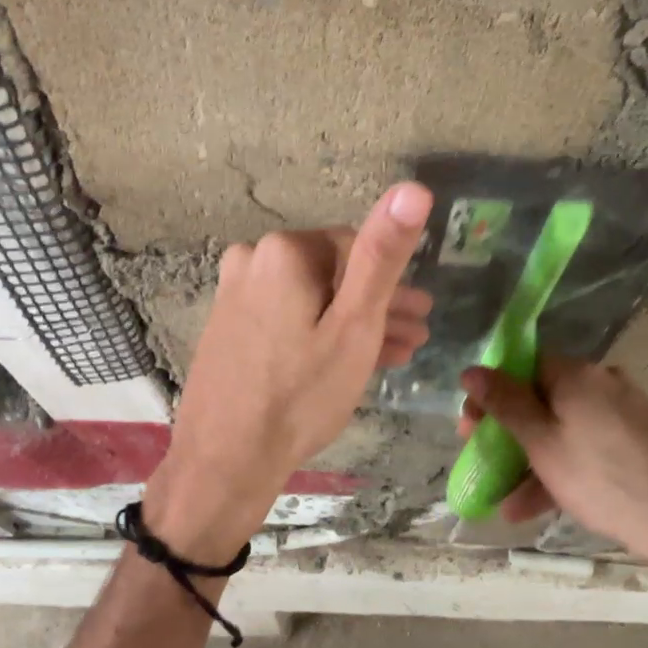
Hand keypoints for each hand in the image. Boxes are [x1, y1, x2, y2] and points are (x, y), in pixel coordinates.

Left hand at [145, 183, 433, 560]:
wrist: (226, 460)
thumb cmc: (302, 393)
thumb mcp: (355, 325)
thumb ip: (382, 255)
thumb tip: (414, 187)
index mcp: (283, 251)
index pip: (355, 247)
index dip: (392, 283)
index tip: (421, 315)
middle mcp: (252, 260)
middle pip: (333, 275)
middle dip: (377, 305)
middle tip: (417, 336)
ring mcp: (234, 295)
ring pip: (311, 300)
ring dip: (353, 323)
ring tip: (395, 355)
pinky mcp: (228, 328)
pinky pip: (287, 320)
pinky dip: (320, 335)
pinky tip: (346, 363)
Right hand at [461, 357, 647, 593]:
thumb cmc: (603, 479)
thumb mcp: (543, 444)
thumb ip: (505, 405)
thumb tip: (472, 370)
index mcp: (577, 375)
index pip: (523, 366)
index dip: (492, 394)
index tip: (470, 427)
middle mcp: (602, 383)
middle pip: (542, 399)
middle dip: (508, 433)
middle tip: (484, 461)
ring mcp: (624, 413)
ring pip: (563, 429)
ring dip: (530, 460)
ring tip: (506, 501)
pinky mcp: (639, 441)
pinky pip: (587, 447)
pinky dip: (562, 468)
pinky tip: (537, 507)